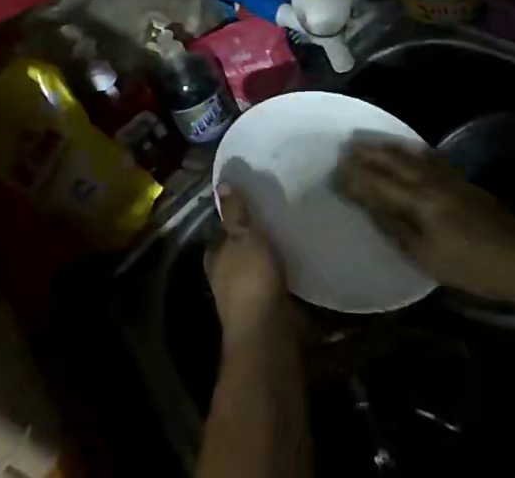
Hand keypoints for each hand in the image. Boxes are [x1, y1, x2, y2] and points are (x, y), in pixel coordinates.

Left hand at [206, 185, 291, 340]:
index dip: (232, 218)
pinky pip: (275, 282)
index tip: (251, 204)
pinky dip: (283, 273)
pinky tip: (299, 261)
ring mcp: (246, 296)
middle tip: (275, 216)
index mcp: (215, 257)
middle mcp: (225, 277)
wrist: (268, 331)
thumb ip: (235, 211)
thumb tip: (222, 183)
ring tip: (291, 234)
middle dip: (253, 238)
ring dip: (270, 256)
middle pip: (238, 251)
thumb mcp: (242, 235)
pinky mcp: (268, 308)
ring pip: (257, 267)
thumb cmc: (250, 278)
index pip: (220, 232)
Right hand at [335, 139, 514, 302]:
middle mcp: (432, 182)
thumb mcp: (427, 258)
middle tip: (345, 146)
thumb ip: (396, 229)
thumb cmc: (472, 268)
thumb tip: (368, 205)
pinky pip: (430, 157)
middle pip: (394, 162)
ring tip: (367, 141)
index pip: (379, 184)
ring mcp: (450, 179)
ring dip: (386, 147)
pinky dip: (412, 149)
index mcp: (420, 202)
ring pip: (411, 155)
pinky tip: (409, 148)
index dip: (356, 177)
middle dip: (367, 154)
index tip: (335, 170)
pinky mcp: (463, 181)